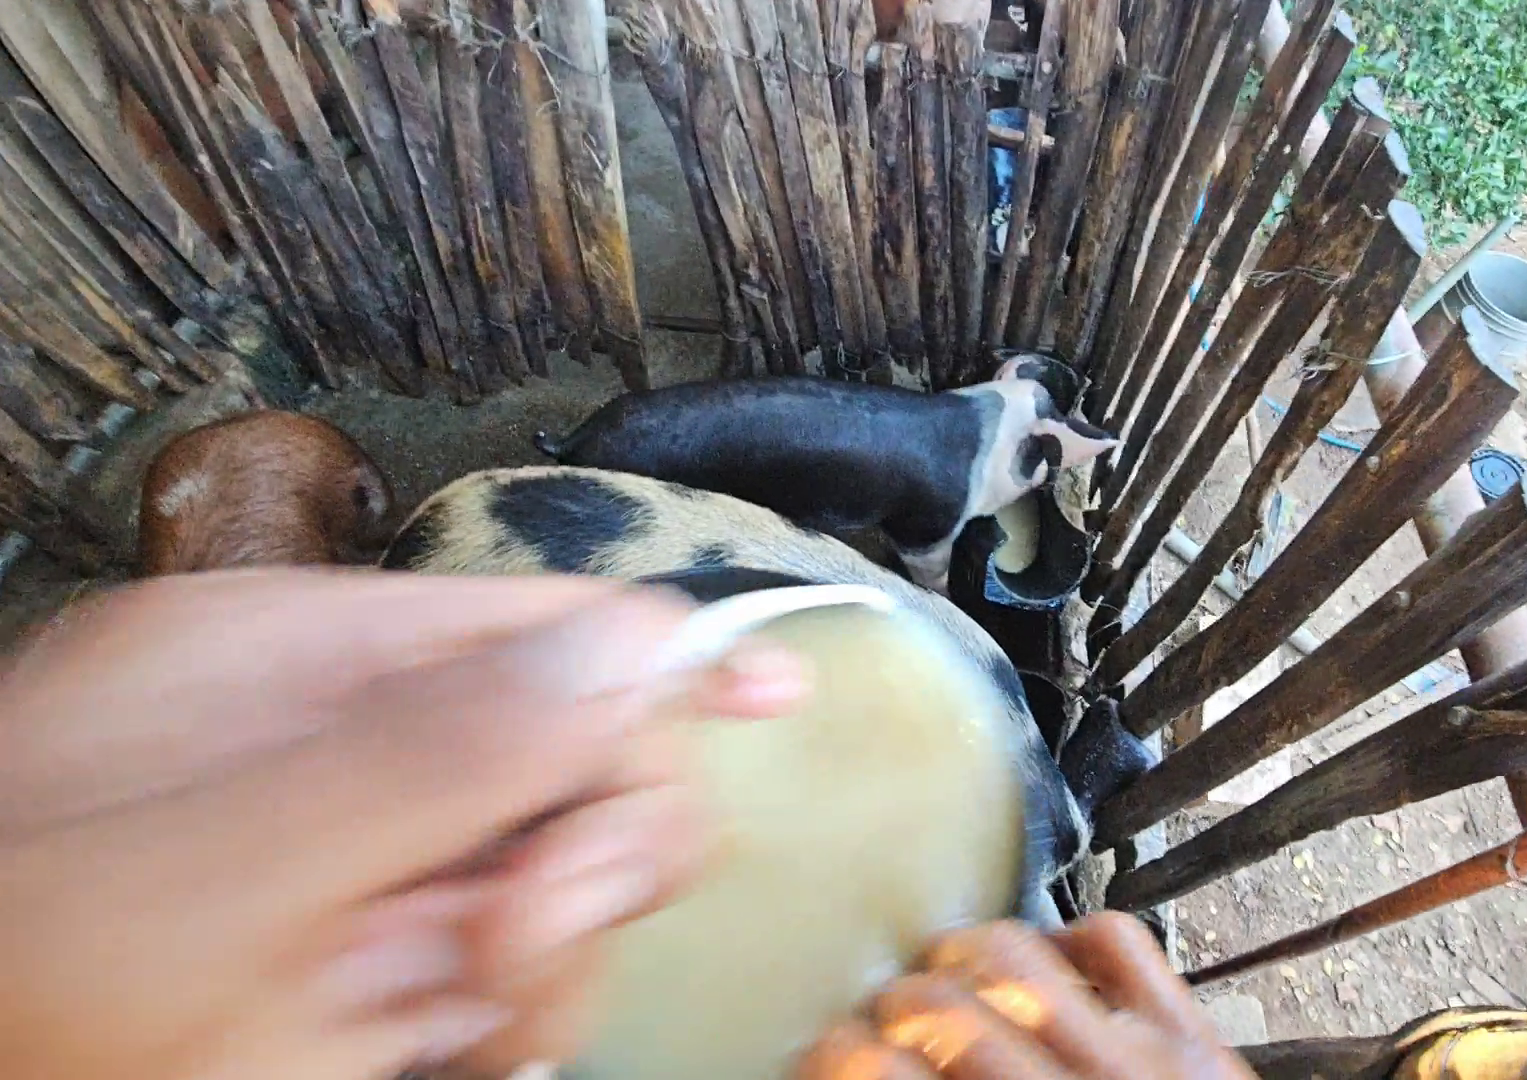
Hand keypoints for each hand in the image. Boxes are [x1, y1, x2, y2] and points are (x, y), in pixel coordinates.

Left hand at [0, 569, 807, 1079]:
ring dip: (561, 939)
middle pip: (592, 739)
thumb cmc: (0, 1028)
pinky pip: (544, 937)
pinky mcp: (410, 928)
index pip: (553, 621)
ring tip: (458, 1016)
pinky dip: (527, 992)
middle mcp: (367, 727)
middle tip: (525, 933)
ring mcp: (394, 833)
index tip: (778, 692)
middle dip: (597, 840)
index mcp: (305, 657)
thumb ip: (438, 751)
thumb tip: (643, 638)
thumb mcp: (198, 890)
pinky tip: (450, 1032)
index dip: (670, 660)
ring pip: (583, 849)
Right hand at [793, 915, 1255, 1079]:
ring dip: (963, 951)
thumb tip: (865, 1077)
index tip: (821, 1051)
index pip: (881, 1076)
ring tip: (948, 972)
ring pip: (1018, 950)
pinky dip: (1071, 934)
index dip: (832, 1055)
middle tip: (882, 1020)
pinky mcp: (1192, 1034)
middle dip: (890, 1005)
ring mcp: (1141, 1059)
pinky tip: (1048, 963)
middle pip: (940, 1007)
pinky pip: (1118, 940)